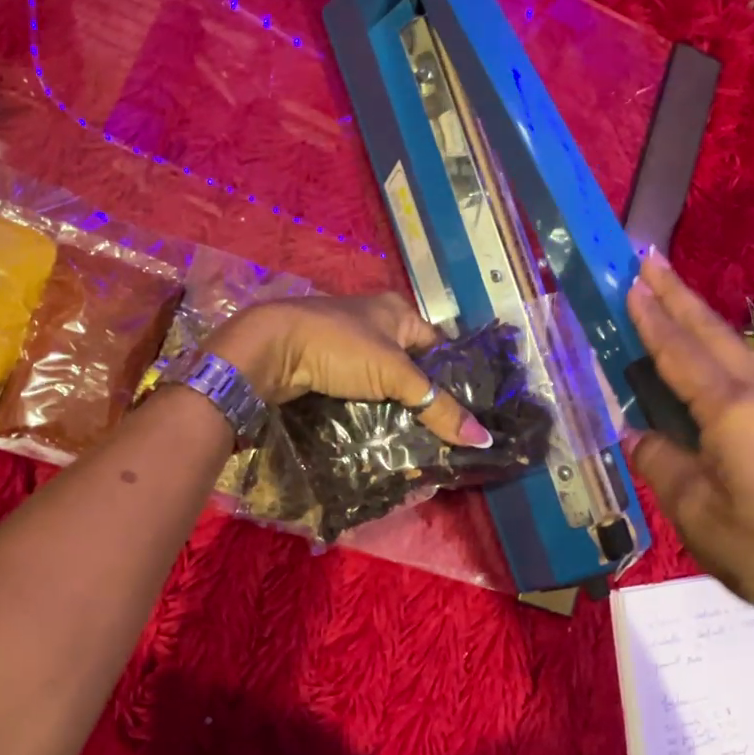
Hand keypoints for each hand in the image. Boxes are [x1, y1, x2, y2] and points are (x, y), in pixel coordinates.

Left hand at [206, 293, 492, 446]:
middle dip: (426, 399)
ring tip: (421, 442)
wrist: (269, 351)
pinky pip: (361, 393)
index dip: (455, 378)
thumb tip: (484, 439)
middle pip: (414, 367)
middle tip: (448, 434)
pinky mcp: (327, 369)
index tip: (471, 414)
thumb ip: (439, 407)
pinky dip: (372, 412)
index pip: (440, 347)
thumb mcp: (396, 376)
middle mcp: (376, 324)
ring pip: (386, 384)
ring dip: (398, 409)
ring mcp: (348, 347)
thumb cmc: (339, 347)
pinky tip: (384, 435)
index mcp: (398, 311)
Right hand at [627, 254, 753, 654]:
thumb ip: (663, 464)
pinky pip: (752, 378)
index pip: (682, 353)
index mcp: (734, 411)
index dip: (653, 318)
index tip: (630, 280)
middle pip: (715, 336)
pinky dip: (722, 359)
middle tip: (650, 260)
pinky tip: (712, 368)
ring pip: (737, 354)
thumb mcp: (697, 514)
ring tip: (674, 302)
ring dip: (702, 324)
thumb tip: (638, 435)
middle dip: (680, 296)